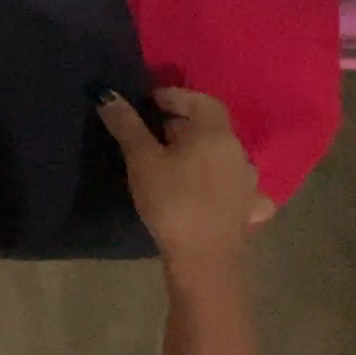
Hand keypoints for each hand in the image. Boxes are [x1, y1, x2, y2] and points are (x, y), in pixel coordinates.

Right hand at [97, 87, 258, 276]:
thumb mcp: (140, 157)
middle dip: (179, 123)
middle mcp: (238, 153)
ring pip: (221, 155)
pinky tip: (206, 189)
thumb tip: (107, 94)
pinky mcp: (247, 210)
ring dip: (197, 151)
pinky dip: (218, 180)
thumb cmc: (171, 199)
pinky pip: (234, 184)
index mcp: (215, 135)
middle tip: (148, 132)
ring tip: (170, 160)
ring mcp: (248, 184)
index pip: (200, 99)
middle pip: (210, 126)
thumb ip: (125, 123)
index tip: (145, 103)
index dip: (173, 96)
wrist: (205, 260)